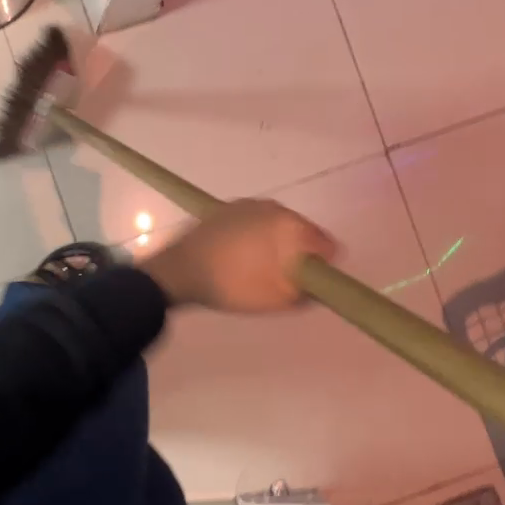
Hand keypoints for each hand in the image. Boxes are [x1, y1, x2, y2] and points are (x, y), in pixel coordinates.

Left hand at [142, 199, 337, 311]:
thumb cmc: (232, 284)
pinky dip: (257, 238)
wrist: (180, 270)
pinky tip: (244, 258)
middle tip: (291, 279)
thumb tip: (317, 288)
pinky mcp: (227, 209)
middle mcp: (272, 206)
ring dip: (278, 244)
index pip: (324, 242)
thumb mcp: (275, 299)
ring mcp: (247, 205)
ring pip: (276, 226)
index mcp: (288, 223)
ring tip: (265, 270)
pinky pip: (254, 224)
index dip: (324, 264)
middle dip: (300, 253)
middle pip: (300, 231)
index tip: (316, 282)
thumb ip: (305, 293)